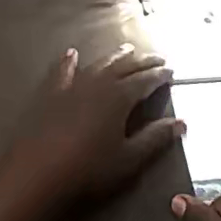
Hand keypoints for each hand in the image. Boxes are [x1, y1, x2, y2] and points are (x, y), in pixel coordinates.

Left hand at [0, 45, 180, 215]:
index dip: (160, 76)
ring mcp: (73, 85)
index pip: (145, 80)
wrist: (39, 170)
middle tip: (157, 57)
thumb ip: (155, 138)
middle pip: (124, 66)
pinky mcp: (52, 93)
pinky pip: (63, 70)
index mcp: (120, 97)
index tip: (172, 71)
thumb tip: (182, 122)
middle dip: (143, 61)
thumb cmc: (89, 168)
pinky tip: (72, 53)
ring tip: (127, 50)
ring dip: (115, 56)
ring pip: (99, 64)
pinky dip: (70, 61)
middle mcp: (98, 83)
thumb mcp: (129, 158)